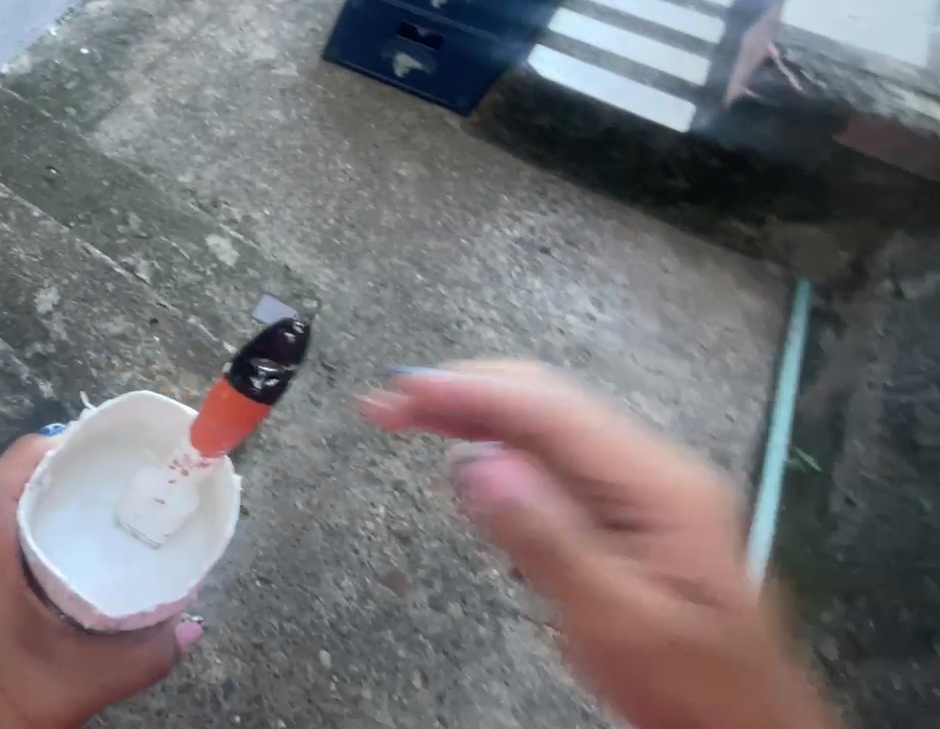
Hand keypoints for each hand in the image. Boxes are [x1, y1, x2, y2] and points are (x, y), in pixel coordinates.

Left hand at [0, 434, 203, 728]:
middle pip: (5, 484)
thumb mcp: (91, 675)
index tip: (81, 442)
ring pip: (5, 504)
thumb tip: (195, 624)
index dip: (36, 451)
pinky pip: (8, 526)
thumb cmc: (20, 697)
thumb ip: (148, 651)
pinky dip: (37, 513)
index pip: (2, 481)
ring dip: (41, 486)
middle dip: (47, 462)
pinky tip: (72, 528)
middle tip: (98, 458)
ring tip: (90, 481)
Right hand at [363, 360, 841, 728]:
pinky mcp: (615, 499)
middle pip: (539, 396)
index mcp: (657, 485)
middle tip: (386, 406)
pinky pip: (540, 446)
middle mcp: (647, 465)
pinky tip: (458, 447)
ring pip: (535, 415)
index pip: (547, 410)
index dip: (466, 390)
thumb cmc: (688, 686)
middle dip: (458, 390)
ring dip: (466, 408)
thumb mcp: (616, 622)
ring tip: (402, 417)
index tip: (399, 388)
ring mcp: (634, 480)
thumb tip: (474, 462)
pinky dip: (486, 435)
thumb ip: (546, 538)